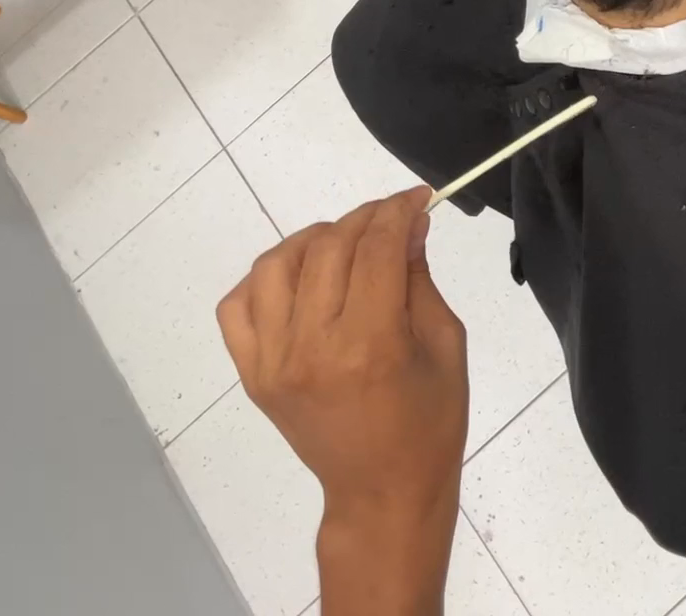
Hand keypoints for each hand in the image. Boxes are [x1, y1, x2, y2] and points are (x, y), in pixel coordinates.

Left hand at [216, 188, 465, 528]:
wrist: (382, 487)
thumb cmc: (432, 417)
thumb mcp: (446, 341)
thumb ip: (419, 279)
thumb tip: (409, 227)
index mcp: (372, 343)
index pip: (378, 249)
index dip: (399, 211)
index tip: (419, 197)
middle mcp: (313, 347)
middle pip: (329, 247)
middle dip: (366, 216)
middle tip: (393, 214)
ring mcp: (272, 361)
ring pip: (276, 265)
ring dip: (315, 237)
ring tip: (347, 240)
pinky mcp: (252, 373)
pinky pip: (238, 305)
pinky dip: (267, 276)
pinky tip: (303, 276)